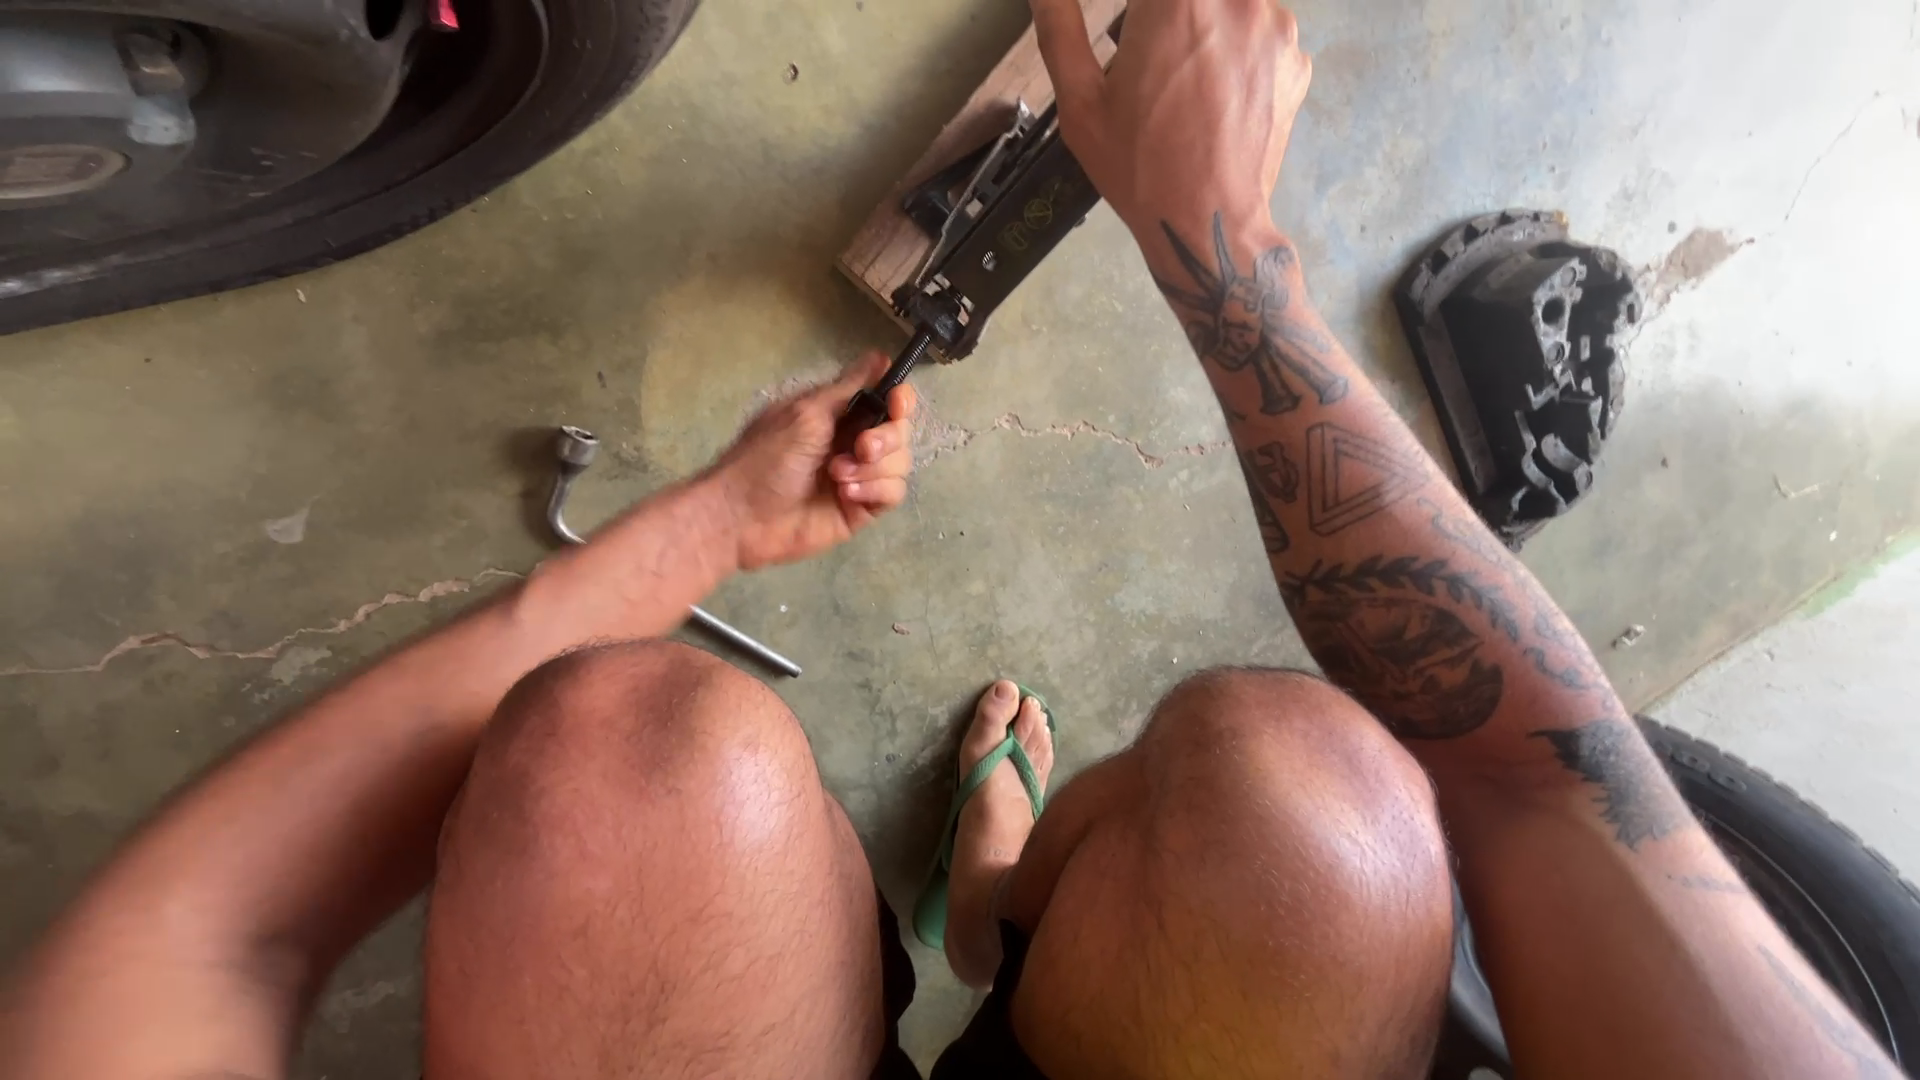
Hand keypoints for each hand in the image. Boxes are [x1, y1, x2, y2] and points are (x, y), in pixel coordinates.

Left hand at [706, 351, 917, 570]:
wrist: (743, 516)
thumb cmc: (765, 458)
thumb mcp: (806, 413)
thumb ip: (848, 387)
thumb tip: (880, 356)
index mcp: (839, 415)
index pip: (887, 401)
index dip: (901, 400)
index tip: (896, 404)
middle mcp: (854, 443)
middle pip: (900, 431)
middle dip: (886, 438)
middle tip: (860, 448)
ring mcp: (861, 477)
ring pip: (901, 463)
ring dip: (873, 468)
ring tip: (837, 476)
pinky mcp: (863, 508)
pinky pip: (894, 493)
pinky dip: (875, 490)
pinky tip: (846, 494)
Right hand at [1029, 0, 1311, 239]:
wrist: (1208, 222)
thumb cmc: (1139, 170)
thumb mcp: (1082, 106)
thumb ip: (1059, 31)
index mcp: (1178, 0)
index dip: (1139, 17)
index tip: (1131, 36)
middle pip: (1193, 0)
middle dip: (1169, 20)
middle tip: (1152, 62)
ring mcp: (1275, 24)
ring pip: (1230, 8)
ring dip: (1205, 32)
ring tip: (1185, 89)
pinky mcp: (1295, 57)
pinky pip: (1261, 36)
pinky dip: (1237, 57)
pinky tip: (1215, 103)